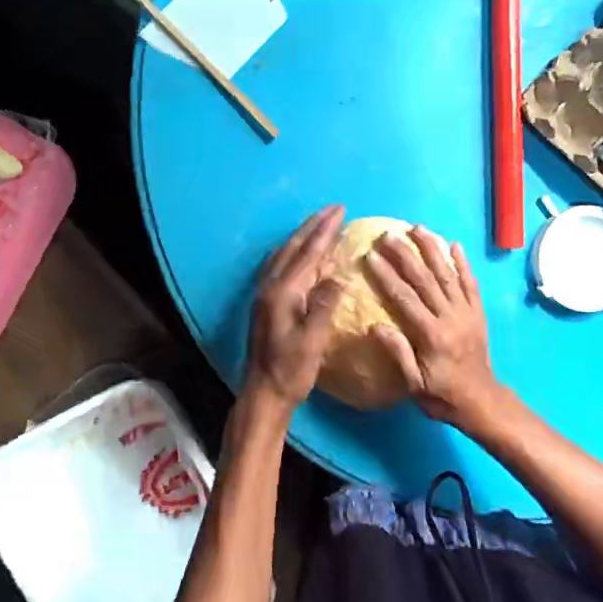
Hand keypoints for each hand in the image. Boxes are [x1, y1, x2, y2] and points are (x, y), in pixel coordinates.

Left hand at [246, 205, 346, 409]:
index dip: (325, 230)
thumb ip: (324, 305)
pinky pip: (279, 264)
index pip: (308, 253)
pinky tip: (299, 252)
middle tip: (333, 209)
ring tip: (319, 223)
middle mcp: (270, 285)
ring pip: (284, 253)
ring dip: (302, 235)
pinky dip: (293, 250)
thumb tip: (338, 277)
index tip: (340, 211)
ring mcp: (264, 292)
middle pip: (294, 247)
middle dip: (313, 225)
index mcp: (283, 291)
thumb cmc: (291, 370)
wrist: (262, 393)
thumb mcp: (313, 340)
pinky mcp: (264, 301)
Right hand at [365, 227, 503, 427]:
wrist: (481, 401)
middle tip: (387, 234)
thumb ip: (397, 353)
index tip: (370, 255)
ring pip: (448, 274)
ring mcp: (467, 312)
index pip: (405, 298)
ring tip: (417, 228)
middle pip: (425, 279)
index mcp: (431, 335)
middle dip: (405, 254)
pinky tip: (454, 245)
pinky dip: (463, 263)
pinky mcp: (478, 312)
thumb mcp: (413, 384)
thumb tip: (375, 326)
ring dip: (432, 249)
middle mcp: (450, 317)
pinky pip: (471, 283)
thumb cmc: (441, 395)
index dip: (386, 275)